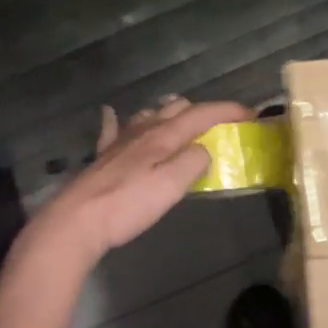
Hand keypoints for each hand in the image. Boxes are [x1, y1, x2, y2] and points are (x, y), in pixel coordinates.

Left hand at [28, 97, 251, 264]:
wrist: (78, 219)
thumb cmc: (128, 204)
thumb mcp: (171, 186)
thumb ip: (193, 163)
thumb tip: (204, 150)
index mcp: (164, 135)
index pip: (202, 113)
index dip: (227, 110)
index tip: (250, 112)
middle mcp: (143, 130)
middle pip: (176, 108)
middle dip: (200, 110)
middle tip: (218, 124)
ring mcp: (120, 140)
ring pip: (148, 114)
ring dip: (167, 112)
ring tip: (179, 116)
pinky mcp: (103, 156)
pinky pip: (112, 129)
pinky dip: (117, 120)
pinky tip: (111, 113)